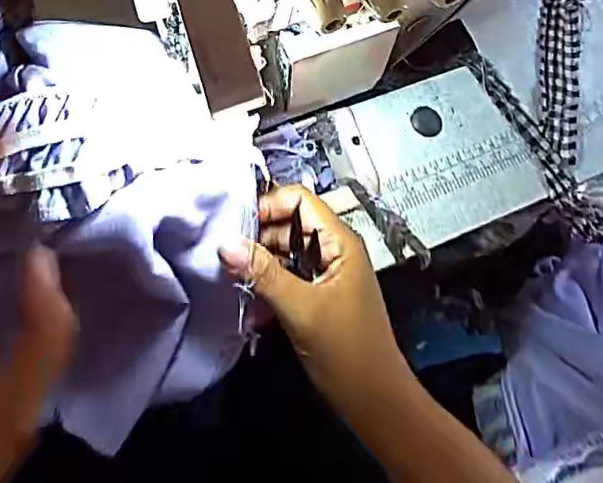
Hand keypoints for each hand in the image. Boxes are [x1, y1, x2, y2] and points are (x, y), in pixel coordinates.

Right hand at [218, 185, 411, 410]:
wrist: (376, 403)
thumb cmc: (347, 351)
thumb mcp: (301, 309)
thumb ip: (264, 273)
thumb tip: (226, 243)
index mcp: (339, 240)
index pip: (300, 199)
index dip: (269, 205)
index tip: (238, 226)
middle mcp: (334, 249)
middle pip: (291, 222)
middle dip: (260, 234)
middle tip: (229, 252)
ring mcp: (327, 272)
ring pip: (288, 249)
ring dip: (262, 259)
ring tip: (234, 274)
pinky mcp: (319, 295)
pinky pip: (290, 274)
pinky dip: (270, 280)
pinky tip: (250, 296)